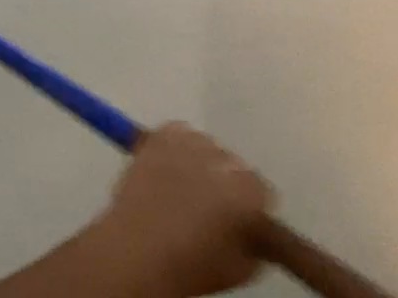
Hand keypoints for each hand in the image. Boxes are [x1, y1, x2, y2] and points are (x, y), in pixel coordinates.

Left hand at [84, 122, 271, 295]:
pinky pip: (175, 130)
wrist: (135, 250)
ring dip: (202, 160)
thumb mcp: (240, 268)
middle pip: (233, 164)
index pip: (261, 189)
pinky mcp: (155, 141)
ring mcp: (184, 147)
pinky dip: (176, 142)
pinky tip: (170, 163)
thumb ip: (254, 243)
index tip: (243, 217)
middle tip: (214, 203)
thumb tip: (251, 229)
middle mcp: (219, 163)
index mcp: (246, 194)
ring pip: (205, 144)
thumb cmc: (191, 267)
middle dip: (228, 182)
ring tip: (189, 182)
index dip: (253, 205)